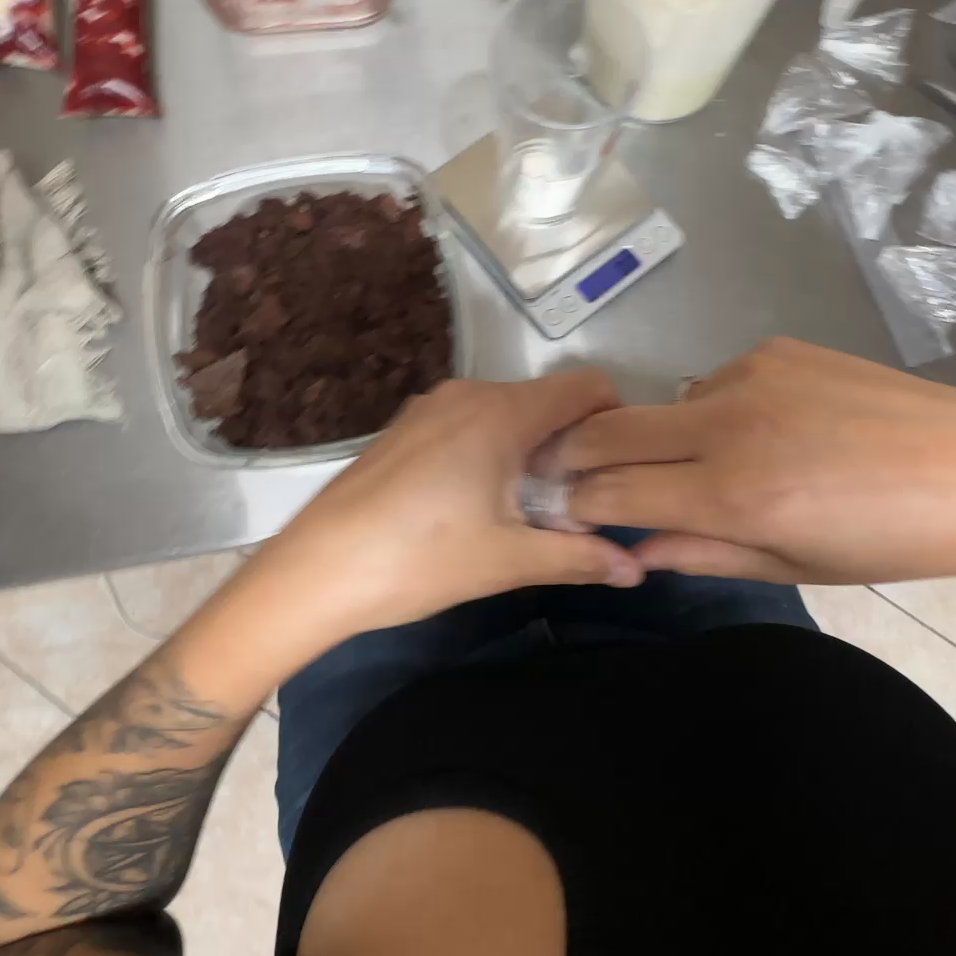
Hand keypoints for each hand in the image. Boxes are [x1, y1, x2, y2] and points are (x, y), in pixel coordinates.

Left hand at [247, 371, 644, 638]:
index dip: (615, 420)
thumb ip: (580, 557)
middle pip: (545, 401)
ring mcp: (429, 407)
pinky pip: (467, 423)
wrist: (317, 568)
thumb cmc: (421, 558)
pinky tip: (474, 501)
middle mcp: (467, 393)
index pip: (586, 386)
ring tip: (527, 508)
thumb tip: (637, 569)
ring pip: (505, 413)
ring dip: (528, 450)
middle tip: (578, 502)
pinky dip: (489, 450)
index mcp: (502, 412)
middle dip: (571, 444)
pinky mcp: (404, 428)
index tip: (619, 469)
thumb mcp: (508, 560)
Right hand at [558, 339, 955, 585]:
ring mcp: (749, 376)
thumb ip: (699, 553)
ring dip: (650, 438)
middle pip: (607, 431)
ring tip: (698, 465)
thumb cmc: (893, 541)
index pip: (611, 492)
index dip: (571, 503)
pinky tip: (760, 430)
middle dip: (571, 455)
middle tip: (563, 476)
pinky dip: (707, 414)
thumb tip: (631, 548)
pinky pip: (708, 386)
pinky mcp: (774, 349)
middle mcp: (727, 425)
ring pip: (658, 408)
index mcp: (733, 494)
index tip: (553, 511)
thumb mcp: (793, 567)